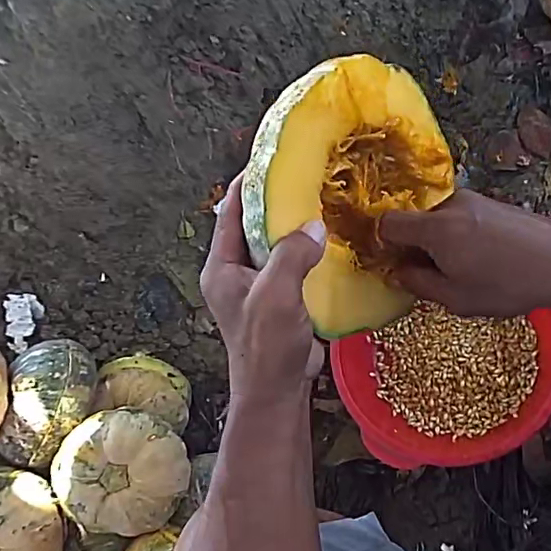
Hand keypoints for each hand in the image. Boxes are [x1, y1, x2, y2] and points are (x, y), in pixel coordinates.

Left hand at [201, 180, 326, 399]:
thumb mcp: (275, 295)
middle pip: (253, 224)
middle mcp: (235, 271)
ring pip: (275, 244)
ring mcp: (257, 285)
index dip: (249, 183)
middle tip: (307, 179)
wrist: (277, 390)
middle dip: (277, 202)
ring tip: (322, 204)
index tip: (274, 160)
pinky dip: (306, 251)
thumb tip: (314, 226)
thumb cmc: (266, 346)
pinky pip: (291, 264)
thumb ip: (291, 256)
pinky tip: (329, 241)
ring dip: (294, 227)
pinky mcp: (279, 298)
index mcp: (221, 266)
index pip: (231, 212)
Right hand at [379, 190, 550, 316]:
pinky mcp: (494, 203)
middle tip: (434, 277)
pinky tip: (486, 260)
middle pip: (416, 221)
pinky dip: (462, 238)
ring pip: (440, 221)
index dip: (382, 244)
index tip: (391, 265)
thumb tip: (397, 272)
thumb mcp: (456, 298)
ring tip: (468, 272)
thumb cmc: (508, 285)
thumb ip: (418, 283)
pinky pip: (462, 219)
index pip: (388, 223)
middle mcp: (452, 205)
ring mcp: (475, 200)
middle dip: (416, 247)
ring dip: (441, 244)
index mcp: (436, 227)